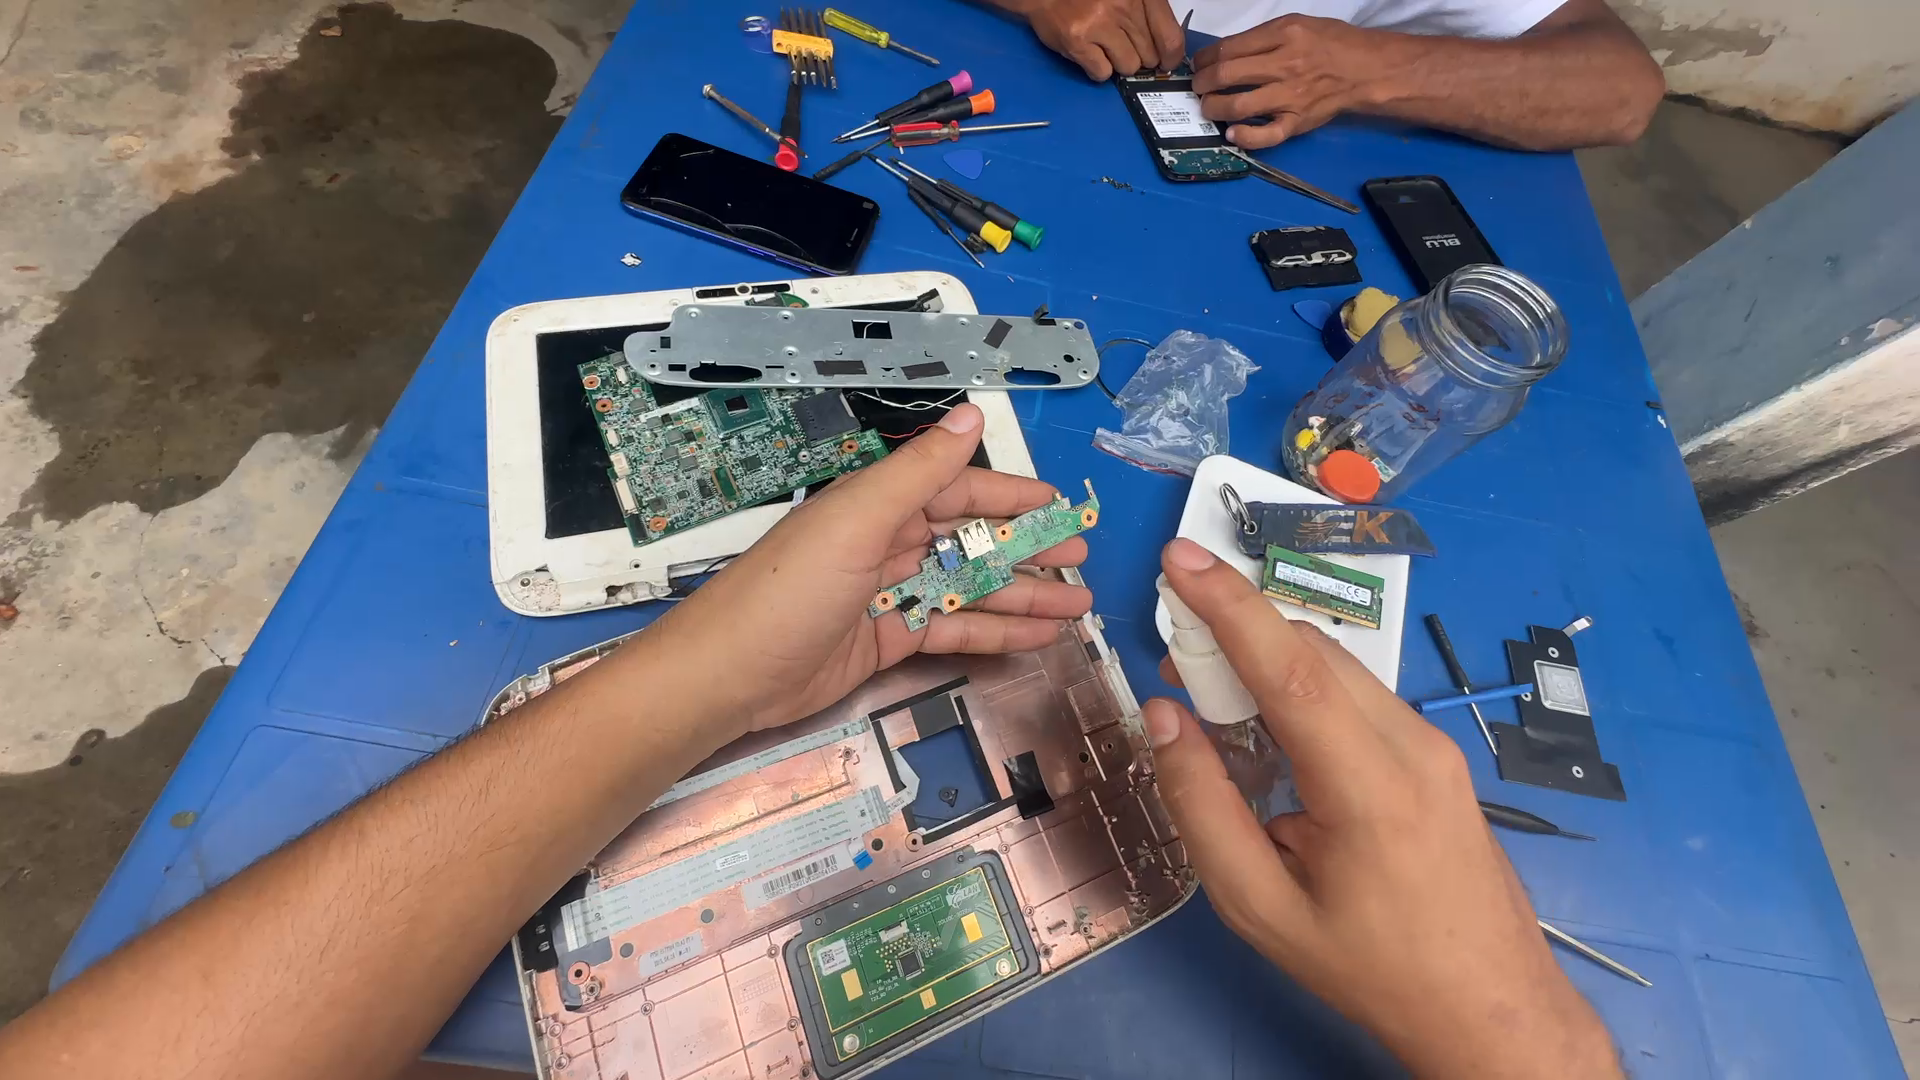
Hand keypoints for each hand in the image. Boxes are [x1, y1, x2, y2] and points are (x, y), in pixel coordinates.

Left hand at [636, 404, 1091, 734]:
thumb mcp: (858, 520)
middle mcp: (890, 543)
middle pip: (972, 540)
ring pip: (971, 588)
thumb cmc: (792, 589)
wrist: (731, 676)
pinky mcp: (891, 639)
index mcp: (881, 505)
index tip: (1057, 505)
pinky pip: (954, 629)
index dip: (1011, 496)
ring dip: (1023, 595)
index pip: (959, 491)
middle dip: (1027, 548)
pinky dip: (995, 632)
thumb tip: (970, 414)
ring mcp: (892, 593)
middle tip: (1079, 559)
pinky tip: (1037, 636)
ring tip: (1076, 604)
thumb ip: (920, 470)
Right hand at [1018, 0, 1185, 79]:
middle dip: (1139, 57)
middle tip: (1124, 46)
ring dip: (1118, 63)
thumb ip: (1147, 13)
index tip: (1166, 63)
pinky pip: (1102, 74)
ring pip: (1127, 67)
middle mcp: (1125, 5)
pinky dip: (1098, 69)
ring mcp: (1101, 24)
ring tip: (1104, 45)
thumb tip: (1166, 49)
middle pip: (1148, 56)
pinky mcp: (1079, 42)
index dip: (1171, 57)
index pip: (1170, 36)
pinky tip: (1090, 52)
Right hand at [1145, 539, 1620, 1079]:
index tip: (1178, 560)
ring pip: (1330, 663)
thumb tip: (1162, 713)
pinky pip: (1350, 689)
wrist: (1495, 1014)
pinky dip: (1293, 682)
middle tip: (1173, 664)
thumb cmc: (1367, 965)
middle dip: (1232, 631)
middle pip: (1307, 652)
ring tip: (1210, 697)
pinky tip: (1267, 726)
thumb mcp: (1256, 903)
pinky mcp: (1432, 749)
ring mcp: (1430, 743)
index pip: (1291, 668)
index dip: (1230, 605)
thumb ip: (1200, 802)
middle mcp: (1410, 745)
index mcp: (1369, 789)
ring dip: (1262, 657)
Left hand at [1191, 14, 1385, 148]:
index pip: (1230, 48)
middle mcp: (1284, 64)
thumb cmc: (1328, 44)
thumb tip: (1223, 53)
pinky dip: (1244, 137)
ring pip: (1239, 105)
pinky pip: (1265, 135)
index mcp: (1284, 34)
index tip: (1198, 66)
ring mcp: (1289, 96)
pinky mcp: (1295, 122)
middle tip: (1198, 88)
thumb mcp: (1297, 26)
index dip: (1205, 60)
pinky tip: (1231, 133)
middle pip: (1227, 75)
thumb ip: (1263, 38)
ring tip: (1207, 108)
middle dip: (1203, 83)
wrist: (1364, 69)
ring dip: (1214, 108)